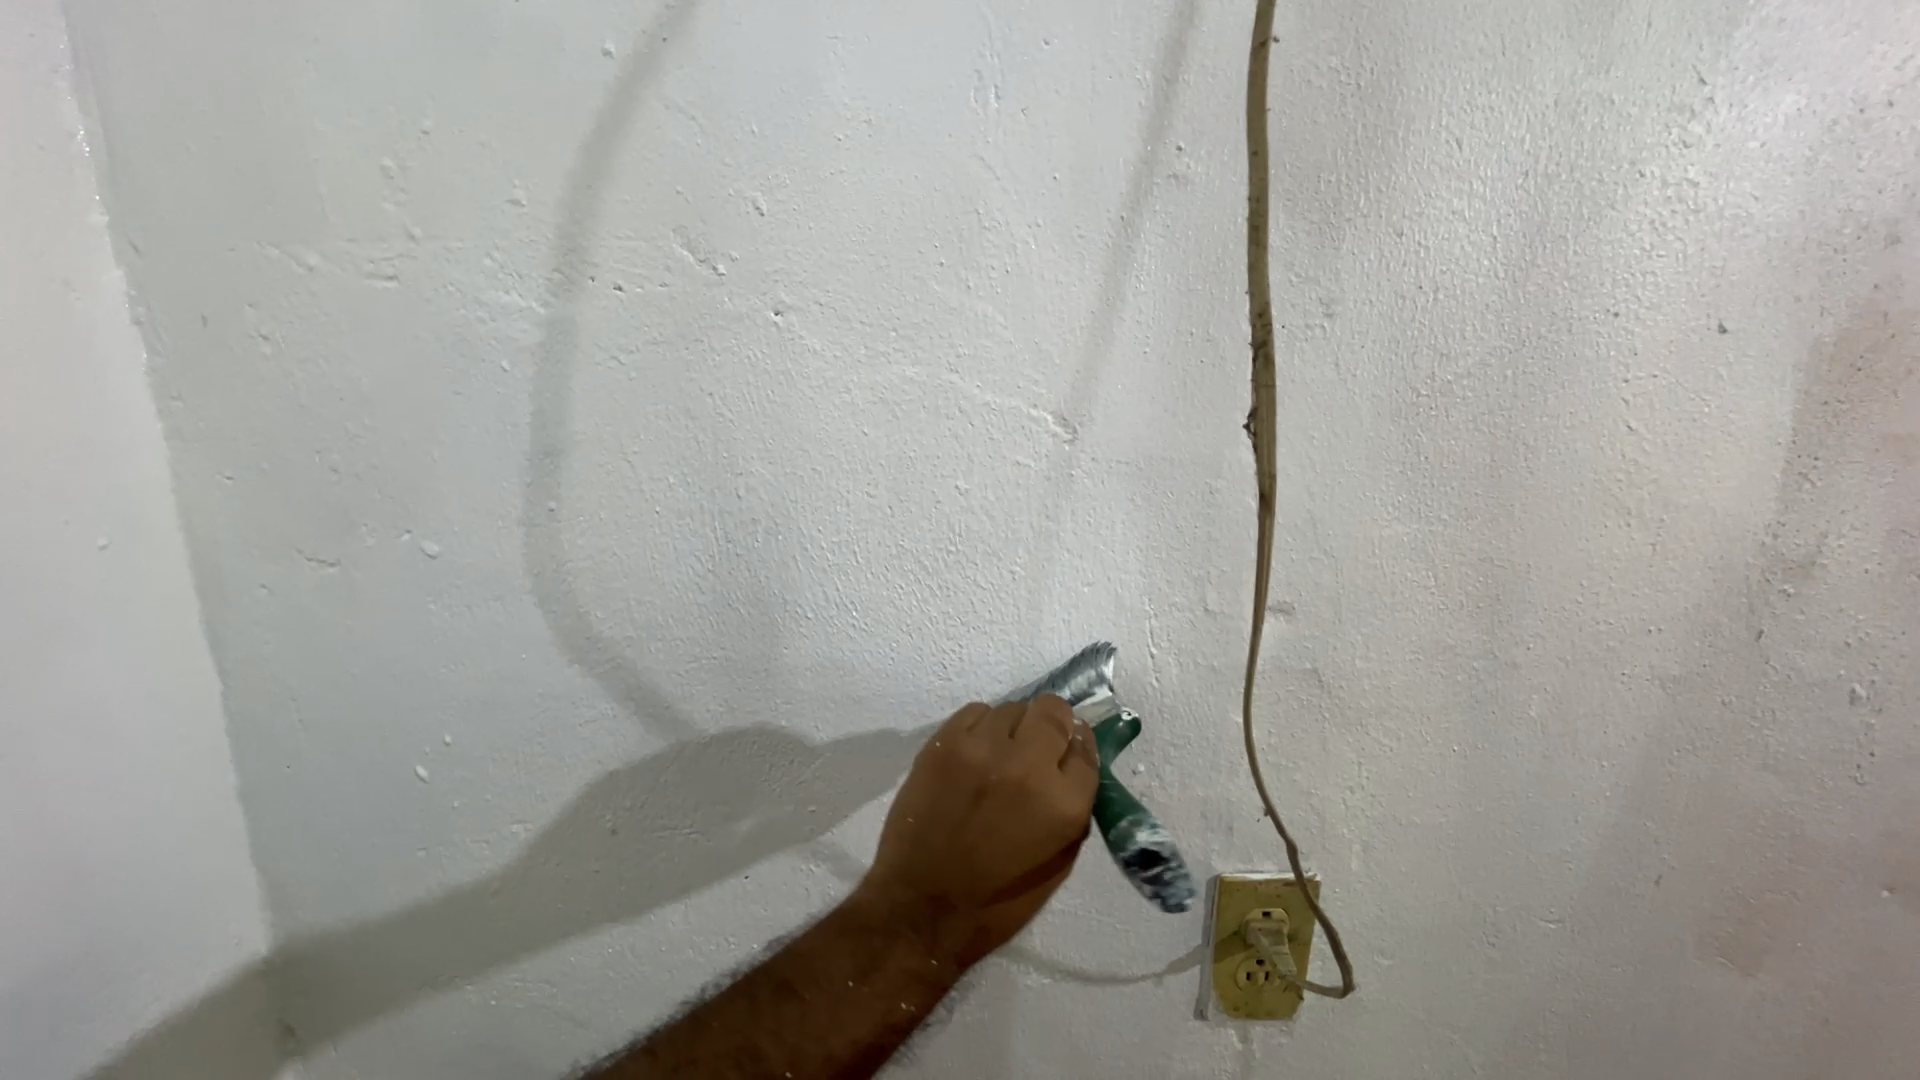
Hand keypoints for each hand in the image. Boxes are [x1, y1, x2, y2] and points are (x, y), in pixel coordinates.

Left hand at [857, 695, 1100, 966]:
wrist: (923, 904)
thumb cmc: (997, 897)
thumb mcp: (1058, 861)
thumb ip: (1073, 807)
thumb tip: (1072, 765)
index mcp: (1064, 804)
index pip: (1086, 748)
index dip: (1076, 748)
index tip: (1066, 753)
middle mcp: (1029, 766)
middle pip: (1054, 712)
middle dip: (1052, 726)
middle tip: (1037, 746)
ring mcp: (983, 749)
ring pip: (1012, 708)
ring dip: (1013, 728)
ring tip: (999, 756)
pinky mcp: (945, 742)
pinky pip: (975, 711)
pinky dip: (980, 728)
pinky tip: (973, 755)